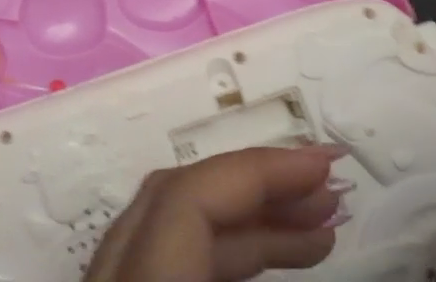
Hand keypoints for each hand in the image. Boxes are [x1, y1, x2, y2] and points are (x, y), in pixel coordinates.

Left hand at [85, 146, 350, 281]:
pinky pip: (166, 260)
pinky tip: (268, 257)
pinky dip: (219, 254)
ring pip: (170, 229)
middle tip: (328, 191)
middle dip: (257, 187)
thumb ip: (252, 259)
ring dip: (246, 223)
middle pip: (174, 199)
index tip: (325, 165)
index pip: (185, 197)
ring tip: (317, 227)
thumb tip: (315, 228)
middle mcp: (107, 275)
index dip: (260, 171)